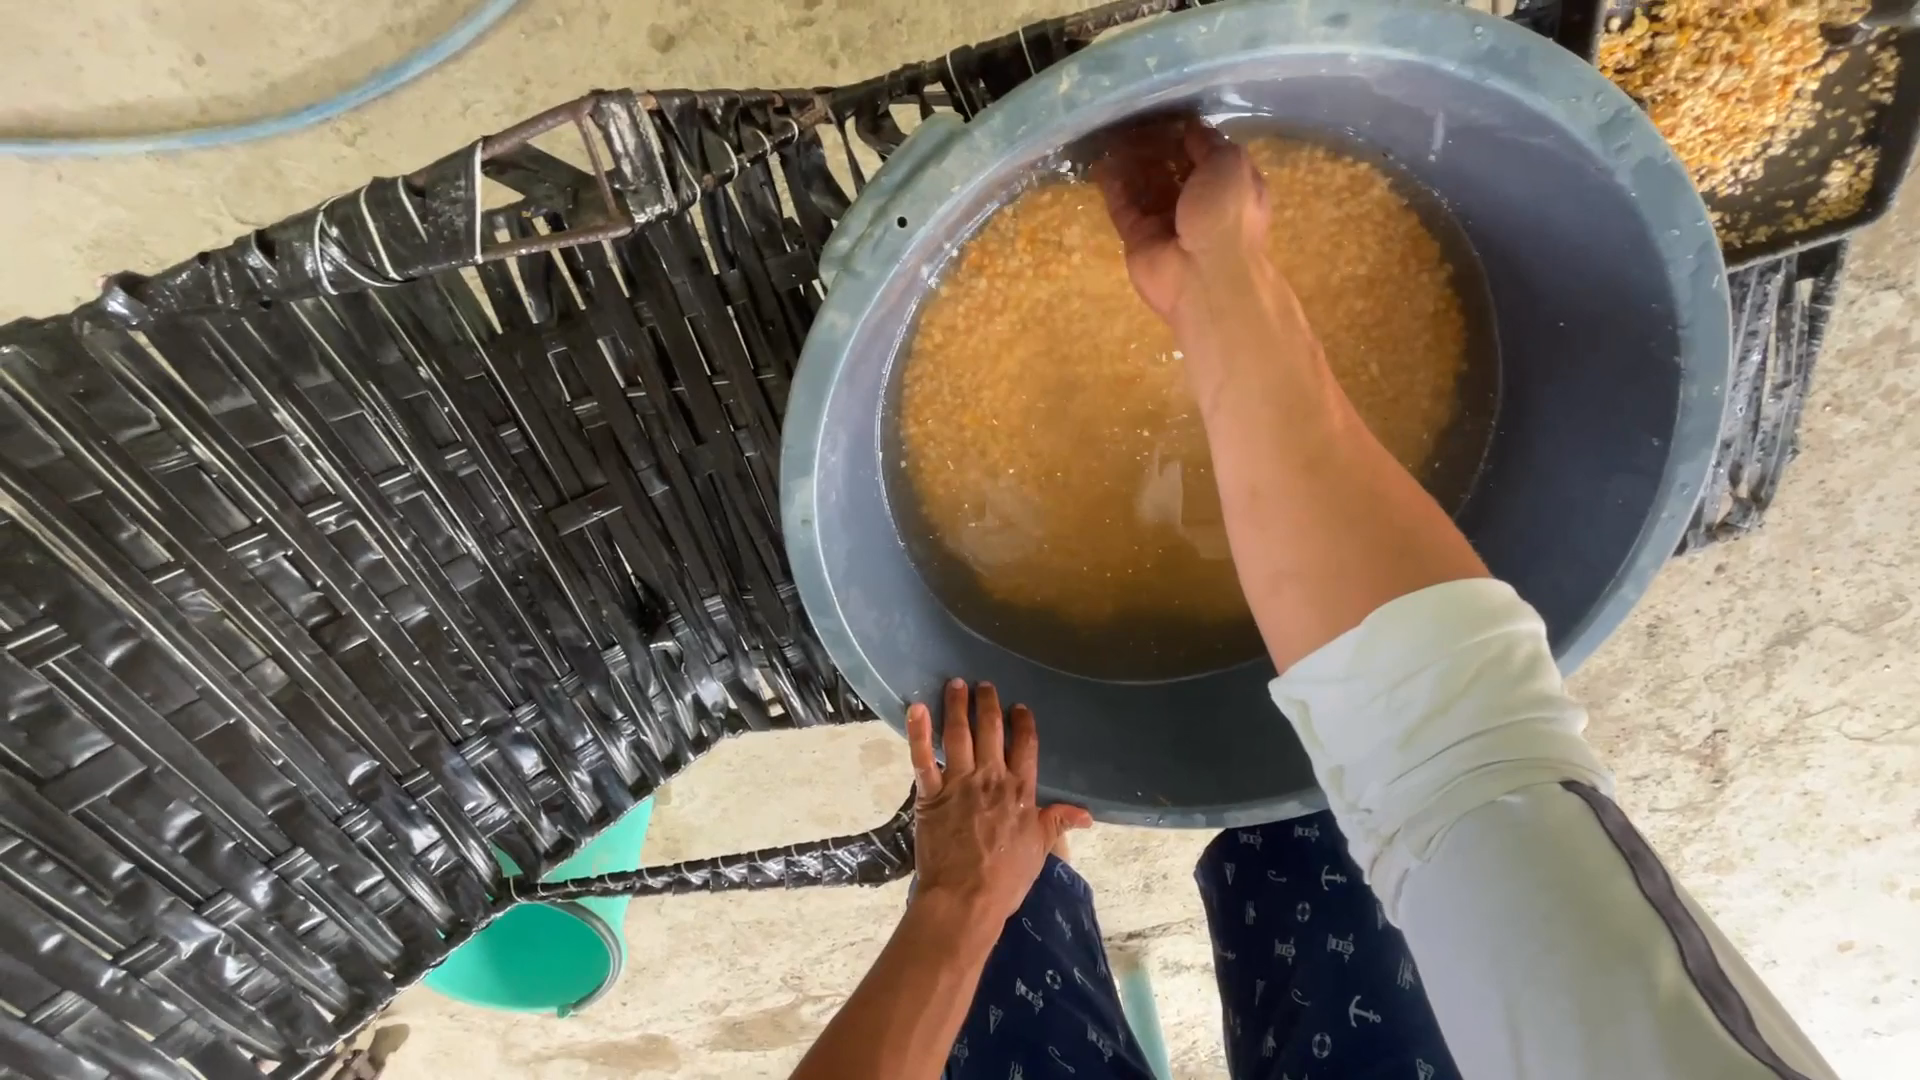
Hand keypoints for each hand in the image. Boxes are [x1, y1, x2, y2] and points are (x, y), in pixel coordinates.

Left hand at [907, 679, 1092, 923]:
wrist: (966, 898)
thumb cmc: (1006, 878)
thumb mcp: (1040, 850)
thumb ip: (1058, 823)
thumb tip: (1086, 814)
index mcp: (1019, 791)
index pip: (1024, 746)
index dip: (1022, 724)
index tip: (1019, 706)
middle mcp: (990, 778)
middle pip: (991, 731)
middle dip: (987, 704)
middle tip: (984, 685)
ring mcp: (959, 783)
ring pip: (958, 735)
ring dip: (957, 706)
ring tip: (956, 685)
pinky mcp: (931, 794)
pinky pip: (922, 758)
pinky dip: (917, 732)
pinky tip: (916, 709)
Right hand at [1091, 119, 1270, 321]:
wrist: (1203, 277)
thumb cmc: (1226, 215)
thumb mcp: (1230, 164)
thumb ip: (1209, 143)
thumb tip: (1191, 127)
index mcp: (1229, 188)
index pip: (1209, 157)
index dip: (1192, 136)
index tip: (1172, 114)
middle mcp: (1198, 206)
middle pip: (1174, 171)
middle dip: (1157, 147)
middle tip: (1137, 120)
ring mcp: (1166, 224)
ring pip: (1146, 187)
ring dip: (1132, 163)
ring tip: (1113, 134)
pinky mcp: (1138, 239)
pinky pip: (1123, 207)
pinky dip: (1113, 187)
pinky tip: (1101, 163)